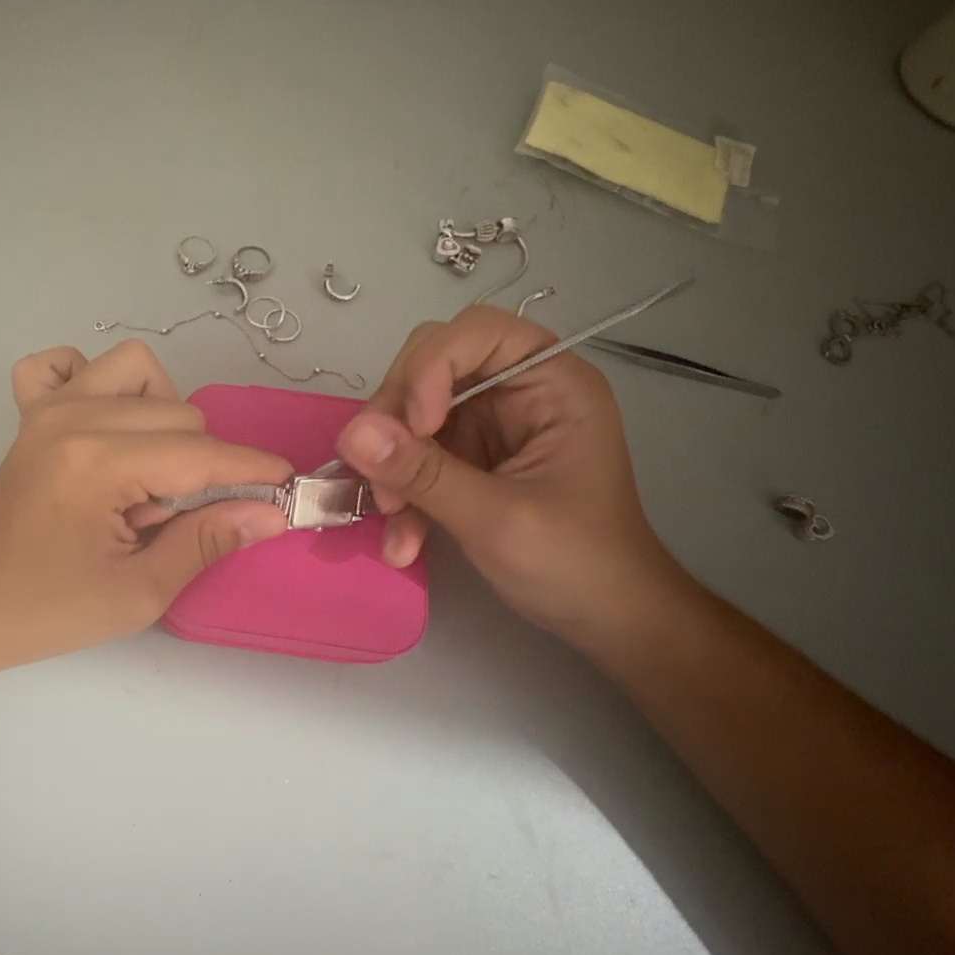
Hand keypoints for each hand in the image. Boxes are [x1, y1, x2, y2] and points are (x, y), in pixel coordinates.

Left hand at [0, 340, 290, 674]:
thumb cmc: (46, 609)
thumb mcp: (138, 592)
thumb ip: (207, 541)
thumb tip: (271, 513)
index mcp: (101, 462)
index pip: (201, 454)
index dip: (252, 471)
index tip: (288, 488)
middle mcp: (76, 416)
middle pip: (179, 413)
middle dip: (200, 465)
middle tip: (170, 520)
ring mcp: (48, 407)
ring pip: (137, 370)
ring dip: (160, 414)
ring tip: (145, 472)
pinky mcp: (29, 413)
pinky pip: (65, 363)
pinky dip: (93, 381)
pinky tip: (101, 425)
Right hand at [334, 307, 686, 644]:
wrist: (604, 621)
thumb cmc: (576, 563)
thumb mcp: (497, 518)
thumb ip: (423, 473)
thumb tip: (351, 433)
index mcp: (551, 384)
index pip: (476, 333)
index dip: (432, 368)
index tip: (415, 427)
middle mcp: (516, 391)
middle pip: (430, 366)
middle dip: (397, 420)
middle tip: (382, 473)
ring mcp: (488, 424)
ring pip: (409, 412)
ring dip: (390, 464)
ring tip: (393, 517)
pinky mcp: (466, 456)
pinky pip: (411, 454)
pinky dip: (399, 492)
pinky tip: (402, 540)